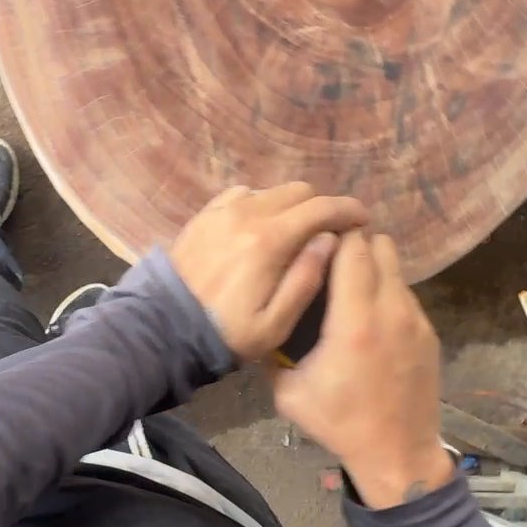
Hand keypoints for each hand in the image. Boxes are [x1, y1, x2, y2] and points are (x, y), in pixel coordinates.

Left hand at [167, 183, 368, 359]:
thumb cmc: (224, 335)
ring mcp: (221, 212)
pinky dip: (260, 204)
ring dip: (290, 206)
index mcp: (269, 241)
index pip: (321, 209)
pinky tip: (259, 227)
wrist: (163, 329)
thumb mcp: (274, 325)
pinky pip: (241, 195)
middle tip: (328, 232)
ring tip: (295, 232)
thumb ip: (305, 281)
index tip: (363, 219)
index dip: (348, 210)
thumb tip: (328, 242)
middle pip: (298, 191)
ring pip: (271, 191)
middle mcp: (247, 214)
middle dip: (321, 207)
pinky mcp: (204, 216)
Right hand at [270, 233, 455, 509]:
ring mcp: (415, 320)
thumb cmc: (340, 424)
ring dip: (373, 269)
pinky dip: (387, 294)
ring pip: (396, 269)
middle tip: (330, 261)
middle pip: (380, 246)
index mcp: (354, 322)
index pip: (352, 249)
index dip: (333, 238)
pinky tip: (370, 320)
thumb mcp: (290, 395)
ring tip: (349, 290)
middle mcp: (390, 311)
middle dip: (355, 245)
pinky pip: (405, 295)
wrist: (397, 453)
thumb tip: (263, 327)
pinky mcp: (429, 333)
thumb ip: (274, 356)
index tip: (314, 245)